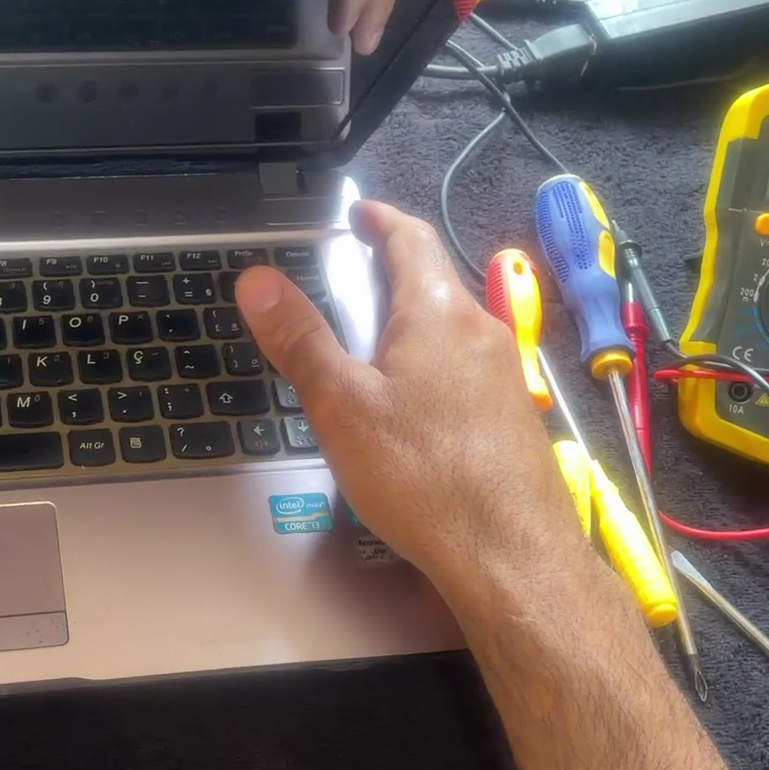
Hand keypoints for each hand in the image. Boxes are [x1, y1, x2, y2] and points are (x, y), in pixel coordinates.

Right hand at [238, 202, 588, 612]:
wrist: (510, 557)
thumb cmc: (421, 476)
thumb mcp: (342, 405)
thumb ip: (301, 340)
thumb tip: (258, 280)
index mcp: (439, 315)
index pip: (411, 241)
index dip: (380, 219)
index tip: (359, 212)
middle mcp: (481, 333)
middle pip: (433, 283)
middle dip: (390, 274)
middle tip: (349, 281)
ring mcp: (504, 376)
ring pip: (448, 329)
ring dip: (409, 321)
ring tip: (368, 344)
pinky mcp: (510, 417)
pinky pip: (463, 368)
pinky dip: (428, 362)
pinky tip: (409, 406)